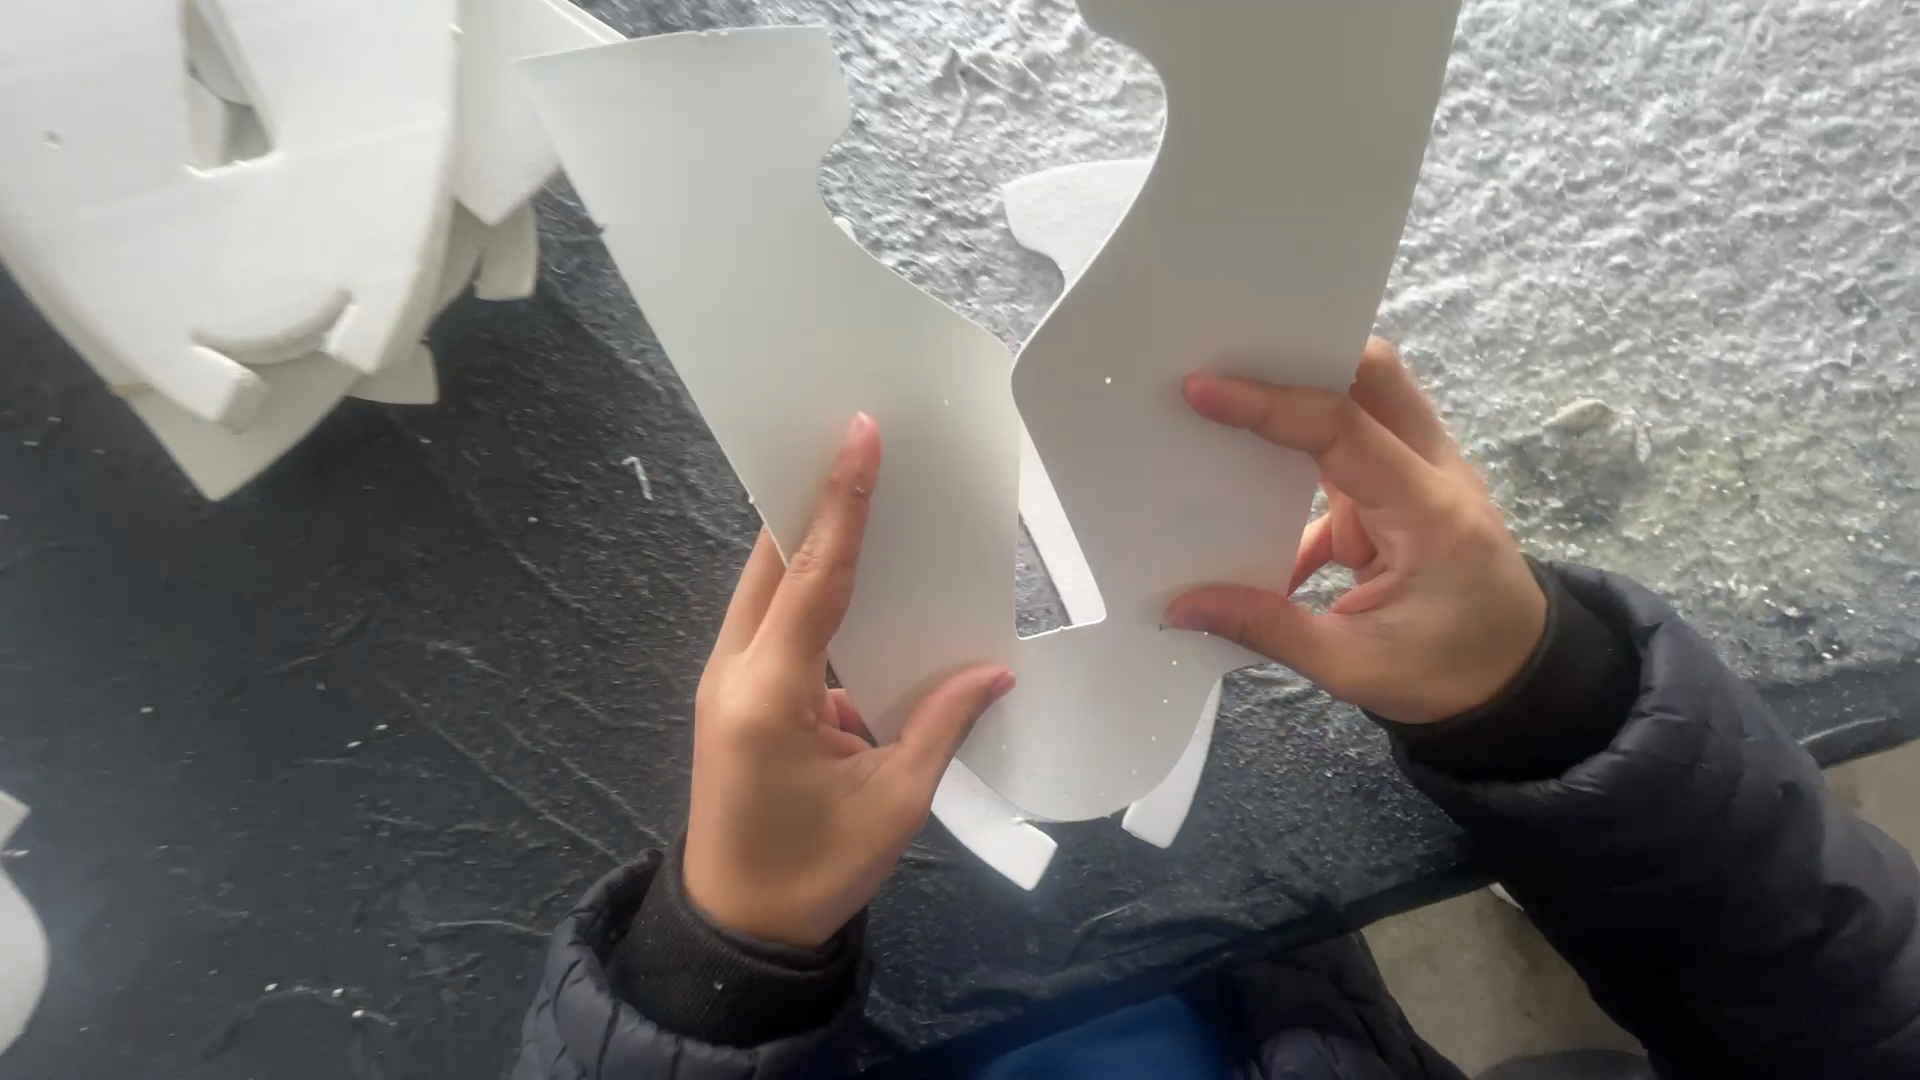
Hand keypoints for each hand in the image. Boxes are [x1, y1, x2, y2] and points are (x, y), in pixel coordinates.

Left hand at [683, 414, 1014, 946]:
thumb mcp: (895, 803)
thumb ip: (943, 725)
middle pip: (770, 564)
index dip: (841, 503)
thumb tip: (996, 672)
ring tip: (844, 493)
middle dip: (808, 500)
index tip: (857, 436)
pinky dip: (799, 588)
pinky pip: (767, 622)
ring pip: (761, 587)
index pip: (815, 576)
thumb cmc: (816, 871)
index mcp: (770, 695)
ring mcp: (724, 683)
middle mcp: (734, 672)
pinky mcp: (732, 697)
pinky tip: (839, 578)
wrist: (738, 932)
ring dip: (799, 539)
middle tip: (846, 444)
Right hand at [1166, 339, 1546, 724]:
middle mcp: (1432, 474)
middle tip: (1230, 358)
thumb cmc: (1449, 674)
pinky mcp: (1398, 490)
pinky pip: (1345, 449)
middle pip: (1374, 375)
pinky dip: (1297, 454)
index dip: (1269, 404)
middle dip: (1302, 357)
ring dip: (1301, 392)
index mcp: (1428, 514)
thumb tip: (1179, 607)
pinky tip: (1250, 489)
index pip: (1343, 430)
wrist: (1518, 681)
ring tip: (1230, 396)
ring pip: (1364, 398)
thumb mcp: (1353, 667)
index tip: (1202, 389)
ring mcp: (1418, 476)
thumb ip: (1265, 629)